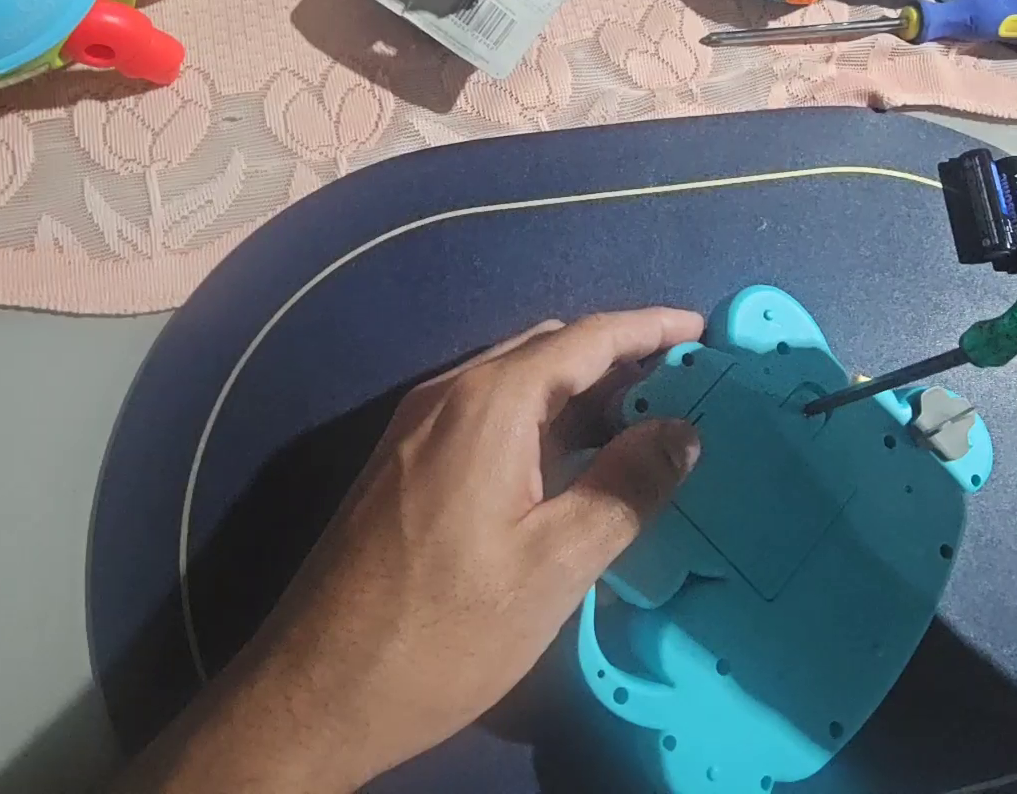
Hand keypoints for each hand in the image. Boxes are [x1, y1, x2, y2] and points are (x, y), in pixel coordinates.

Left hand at [123, 308, 704, 793]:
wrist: (316, 689)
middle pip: (550, 350)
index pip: (586, 338)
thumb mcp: (554, 565)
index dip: (649, 327)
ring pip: (518, 381)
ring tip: (639, 420)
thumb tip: (682, 431)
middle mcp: (450, 392)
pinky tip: (570, 457)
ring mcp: (420, 423)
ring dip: (580, 390)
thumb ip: (625, 488)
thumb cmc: (443, 630)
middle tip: (679, 385)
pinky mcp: (407, 457)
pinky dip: (542, 417)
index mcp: (489, 401)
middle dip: (618, 357)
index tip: (700, 331)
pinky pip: (489, 412)